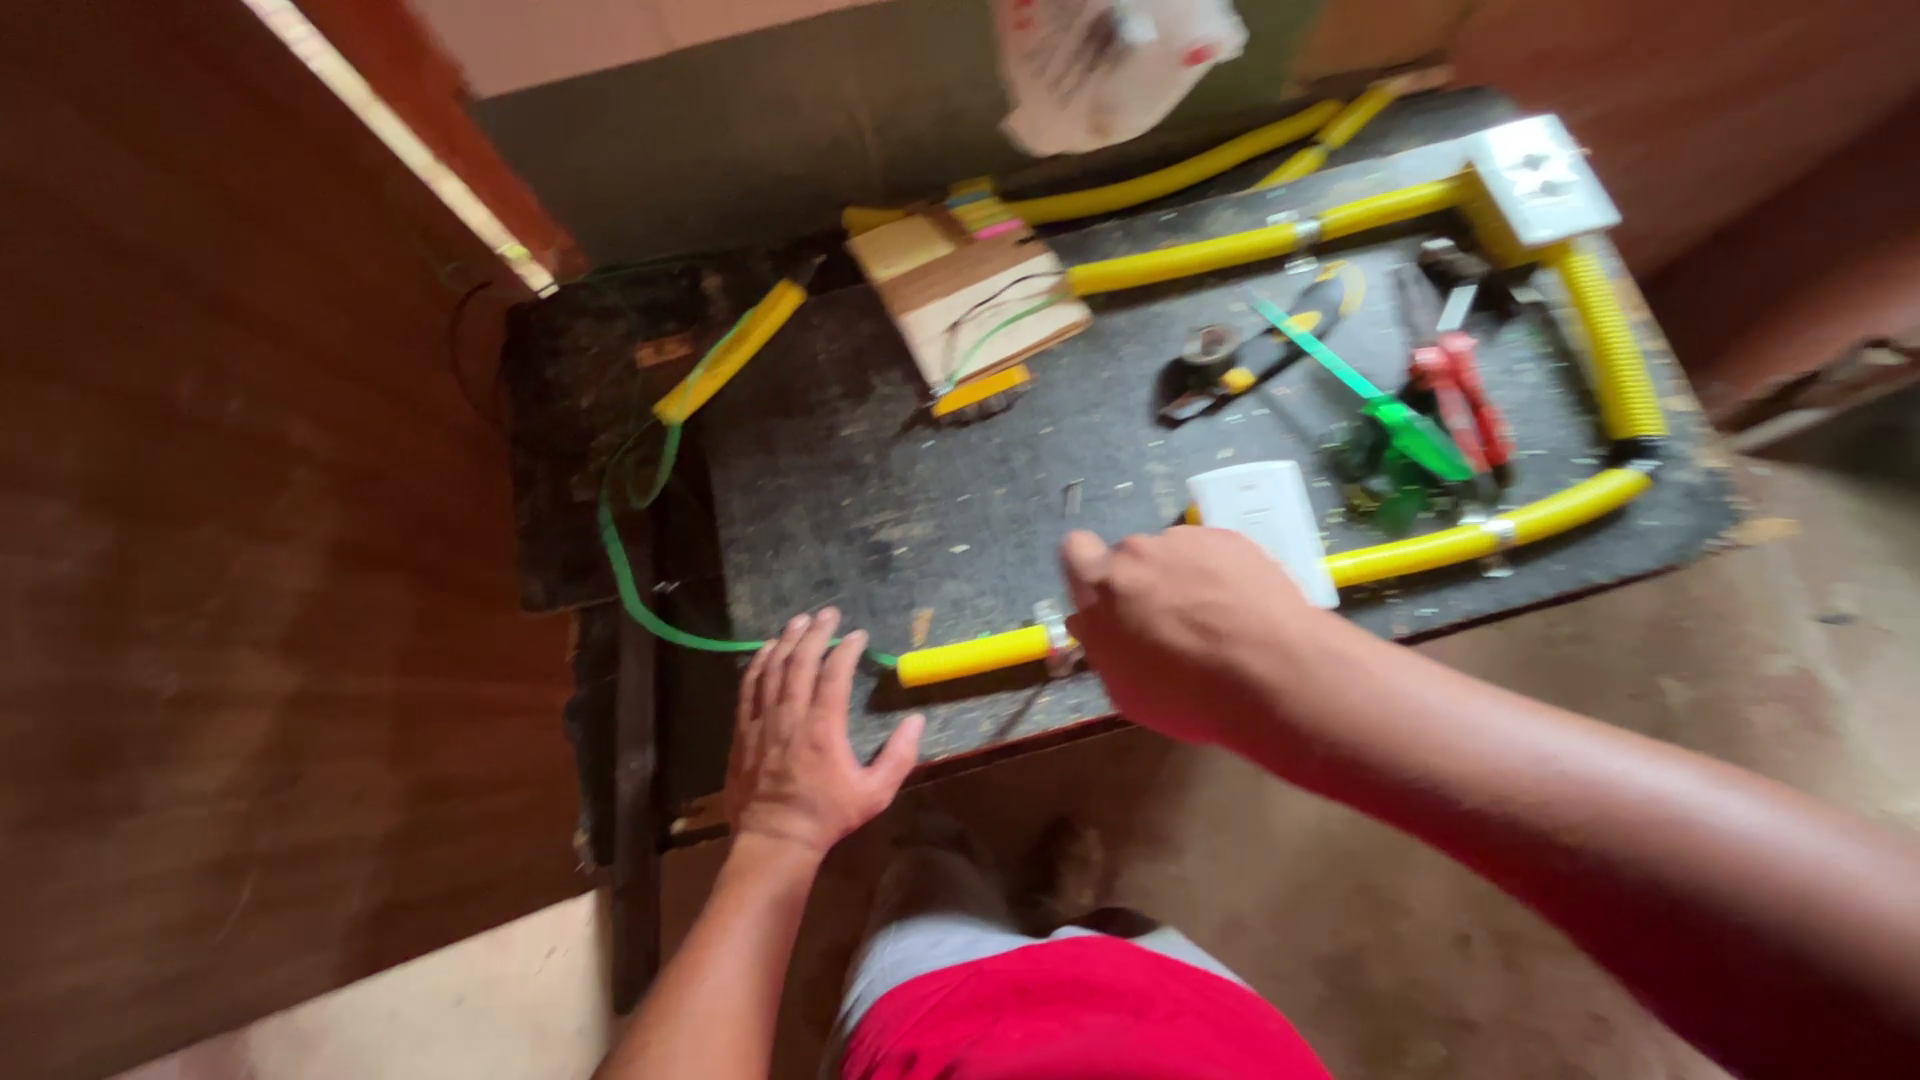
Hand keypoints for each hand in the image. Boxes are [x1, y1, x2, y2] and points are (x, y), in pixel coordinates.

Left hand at [726, 607, 924, 860]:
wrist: (775, 841)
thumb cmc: (827, 816)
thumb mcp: (875, 793)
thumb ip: (899, 756)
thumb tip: (916, 722)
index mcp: (823, 728)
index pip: (834, 674)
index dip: (846, 648)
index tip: (858, 635)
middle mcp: (790, 716)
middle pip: (800, 661)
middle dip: (816, 632)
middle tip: (828, 613)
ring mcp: (762, 722)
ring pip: (772, 668)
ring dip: (786, 640)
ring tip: (799, 620)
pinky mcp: (743, 731)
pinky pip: (747, 688)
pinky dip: (758, 664)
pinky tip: (767, 650)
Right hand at [1060, 527, 1338, 746]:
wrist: (1276, 674)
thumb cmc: (1188, 695)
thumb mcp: (1125, 689)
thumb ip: (1101, 646)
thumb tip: (1090, 622)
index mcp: (1102, 585)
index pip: (1073, 551)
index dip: (1087, 572)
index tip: (1107, 600)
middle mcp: (1137, 551)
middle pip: (1128, 557)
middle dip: (1140, 582)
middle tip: (1167, 622)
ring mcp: (1186, 539)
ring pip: (1172, 553)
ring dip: (1181, 577)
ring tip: (1215, 619)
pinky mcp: (1231, 538)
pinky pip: (1212, 552)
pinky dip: (1219, 573)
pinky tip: (1241, 608)